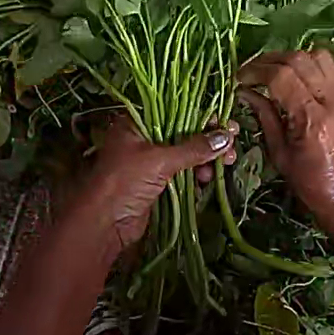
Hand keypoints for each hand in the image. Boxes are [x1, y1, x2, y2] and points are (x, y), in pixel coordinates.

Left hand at [65, 115, 237, 257]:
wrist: (102, 224)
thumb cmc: (124, 182)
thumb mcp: (160, 160)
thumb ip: (194, 148)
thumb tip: (225, 137)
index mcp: (137, 122)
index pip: (177, 110)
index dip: (203, 116)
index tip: (227, 124)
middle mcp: (144, 137)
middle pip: (185, 132)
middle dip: (209, 140)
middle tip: (231, 148)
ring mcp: (150, 161)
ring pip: (186, 154)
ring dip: (206, 159)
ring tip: (225, 165)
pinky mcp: (156, 181)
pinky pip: (183, 172)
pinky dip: (197, 174)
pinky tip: (209, 179)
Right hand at [237, 50, 333, 239]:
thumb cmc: (310, 183)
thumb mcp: (279, 153)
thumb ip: (264, 116)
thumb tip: (245, 92)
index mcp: (312, 120)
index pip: (281, 76)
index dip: (256, 71)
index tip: (241, 78)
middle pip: (300, 59)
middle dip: (271, 60)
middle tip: (254, 71)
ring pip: (320, 56)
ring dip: (295, 58)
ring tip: (278, 71)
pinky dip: (316, 65)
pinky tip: (303, 77)